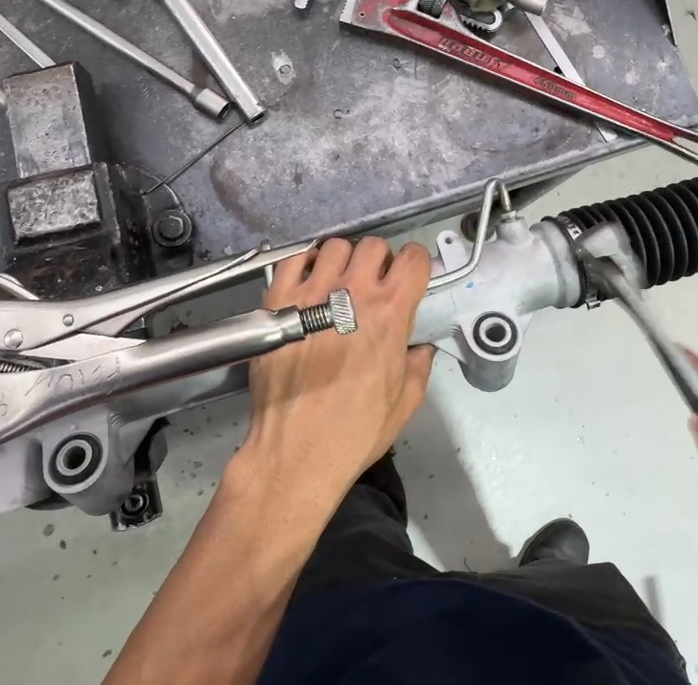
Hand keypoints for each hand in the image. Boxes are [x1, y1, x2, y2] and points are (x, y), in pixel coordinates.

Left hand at [239, 238, 434, 498]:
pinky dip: (305, 263)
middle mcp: (353, 294)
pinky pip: (293, 260)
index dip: (416, 264)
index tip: (410, 278)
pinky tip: (309, 283)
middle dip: (380, 261)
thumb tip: (419, 346)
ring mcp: (311, 294)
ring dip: (343, 260)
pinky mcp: (278, 303)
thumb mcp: (406, 401)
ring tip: (339, 283)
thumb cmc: (355, 431)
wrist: (298, 451)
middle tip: (374, 284)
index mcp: (390, 314)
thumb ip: (419, 363)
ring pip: (335, 246)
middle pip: (374, 246)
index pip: (413, 259)